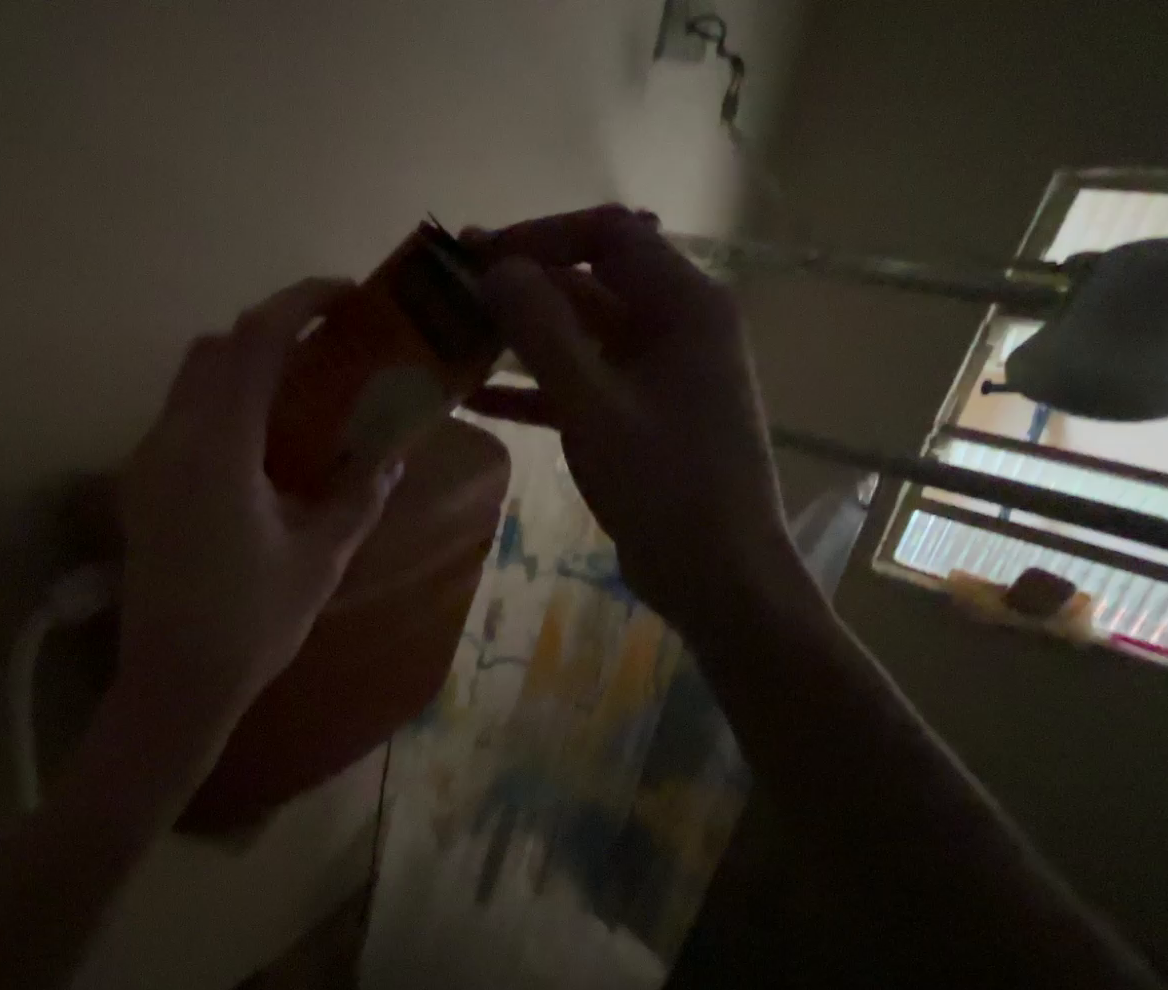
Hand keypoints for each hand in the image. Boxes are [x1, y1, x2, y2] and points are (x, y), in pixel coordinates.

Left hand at [115, 277, 404, 734]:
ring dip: (241, 369)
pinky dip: (220, 406)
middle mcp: (173, 440)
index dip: (300, 302)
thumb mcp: (320, 560)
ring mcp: (149, 464)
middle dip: (270, 332)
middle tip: (324, 350)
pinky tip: (257, 448)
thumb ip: (358, 498)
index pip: (255, 341)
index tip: (344, 296)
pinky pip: (180, 419)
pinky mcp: (141, 489)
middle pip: (216, 349)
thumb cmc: (251, 624)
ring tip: (296, 396)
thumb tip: (393, 457)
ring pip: (191, 382)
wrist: (174, 683)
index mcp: (219, 448)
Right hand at [463, 205, 802, 634]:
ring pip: (578, 335)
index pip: (607, 235)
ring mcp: (656, 373)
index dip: (538, 236)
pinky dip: (532, 387)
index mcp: (683, 305)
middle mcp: (675, 326)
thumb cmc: (664, 484)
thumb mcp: (593, 405)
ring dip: (519, 338)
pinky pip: (578, 383)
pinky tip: (475, 398)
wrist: (717, 574)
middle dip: (520, 287)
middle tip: (450, 295)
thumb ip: (543, 332)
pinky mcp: (637, 414)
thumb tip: (495, 268)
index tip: (476, 256)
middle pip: (589, 281)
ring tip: (453, 339)